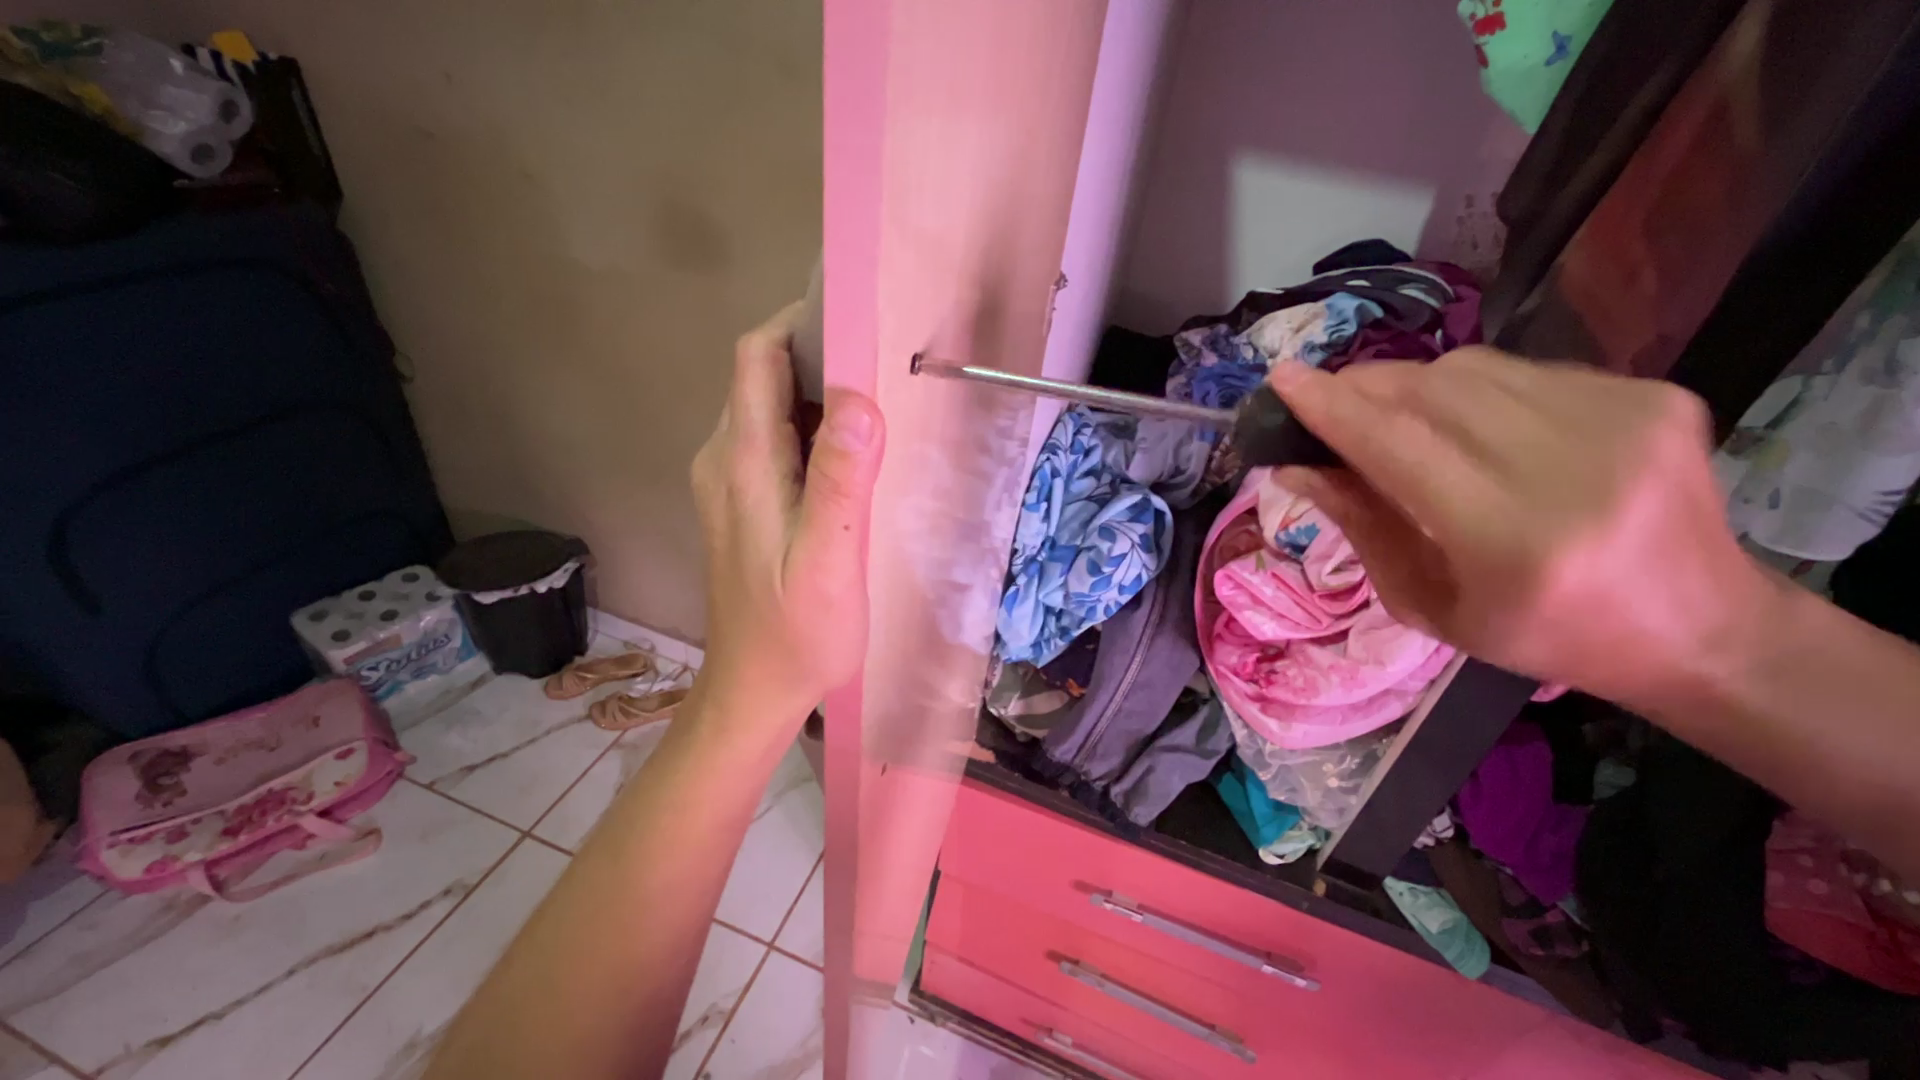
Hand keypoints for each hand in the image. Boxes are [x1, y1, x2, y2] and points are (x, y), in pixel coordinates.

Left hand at [688, 304, 884, 724]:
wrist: (754, 690)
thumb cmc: (796, 633)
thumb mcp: (828, 560)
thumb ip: (840, 480)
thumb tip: (860, 396)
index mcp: (742, 461)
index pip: (757, 357)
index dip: (801, 322)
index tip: (861, 316)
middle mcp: (724, 457)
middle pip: (763, 375)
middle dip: (819, 355)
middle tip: (888, 362)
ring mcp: (728, 480)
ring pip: (771, 406)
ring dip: (821, 394)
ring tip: (881, 403)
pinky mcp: (741, 501)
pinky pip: (775, 440)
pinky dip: (813, 430)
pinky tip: (854, 455)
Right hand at [1267, 347, 1771, 705]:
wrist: (1698, 626)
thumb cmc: (1543, 633)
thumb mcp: (1430, 604)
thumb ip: (1362, 526)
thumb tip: (1295, 466)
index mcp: (1512, 540)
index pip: (1398, 444)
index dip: (1332, 408)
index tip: (1282, 379)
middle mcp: (1572, 467)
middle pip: (1432, 390)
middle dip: (1364, 387)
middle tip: (1327, 401)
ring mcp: (1622, 420)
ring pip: (1475, 367)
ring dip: (1416, 386)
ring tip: (1399, 419)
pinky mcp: (1652, 394)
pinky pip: (1526, 370)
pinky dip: (1478, 392)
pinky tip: (1481, 430)